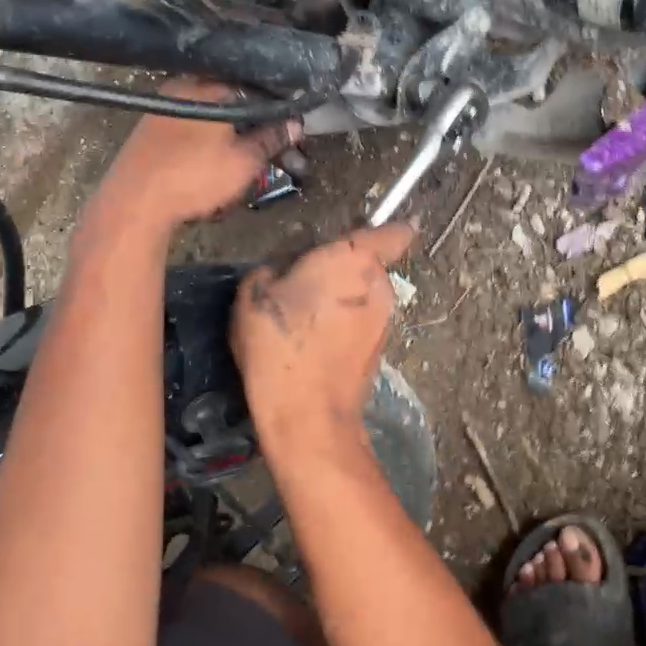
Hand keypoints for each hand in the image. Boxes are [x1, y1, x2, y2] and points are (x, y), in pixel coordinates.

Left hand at [90, 80, 299, 232]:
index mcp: (209, 86)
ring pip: (208, 116)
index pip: (254, 87)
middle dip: (250, 126)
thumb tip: (295, 124)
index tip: (287, 131)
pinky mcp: (148, 129)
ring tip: (241, 163)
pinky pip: (187, 128)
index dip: (275, 110)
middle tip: (266, 152)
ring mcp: (162, 107)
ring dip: (227, 136)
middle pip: (229, 101)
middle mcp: (183, 87)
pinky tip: (210, 164)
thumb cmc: (194, 176)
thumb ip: (271, 139)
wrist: (135, 202)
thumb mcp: (244, 161)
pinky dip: (204, 141)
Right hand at [230, 223, 416, 449]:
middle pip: (367, 265)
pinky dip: (344, 326)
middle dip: (343, 269)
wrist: (307, 416)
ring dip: (343, 300)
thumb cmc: (279, 344)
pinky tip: (313, 344)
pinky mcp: (380, 350)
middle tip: (305, 283)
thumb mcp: (254, 293)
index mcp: (355, 260)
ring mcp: (384, 320)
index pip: (391, 233)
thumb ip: (275, 269)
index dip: (385, 230)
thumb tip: (285, 271)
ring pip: (364, 296)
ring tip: (304, 319)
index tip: (370, 233)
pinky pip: (361, 323)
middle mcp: (380, 285)